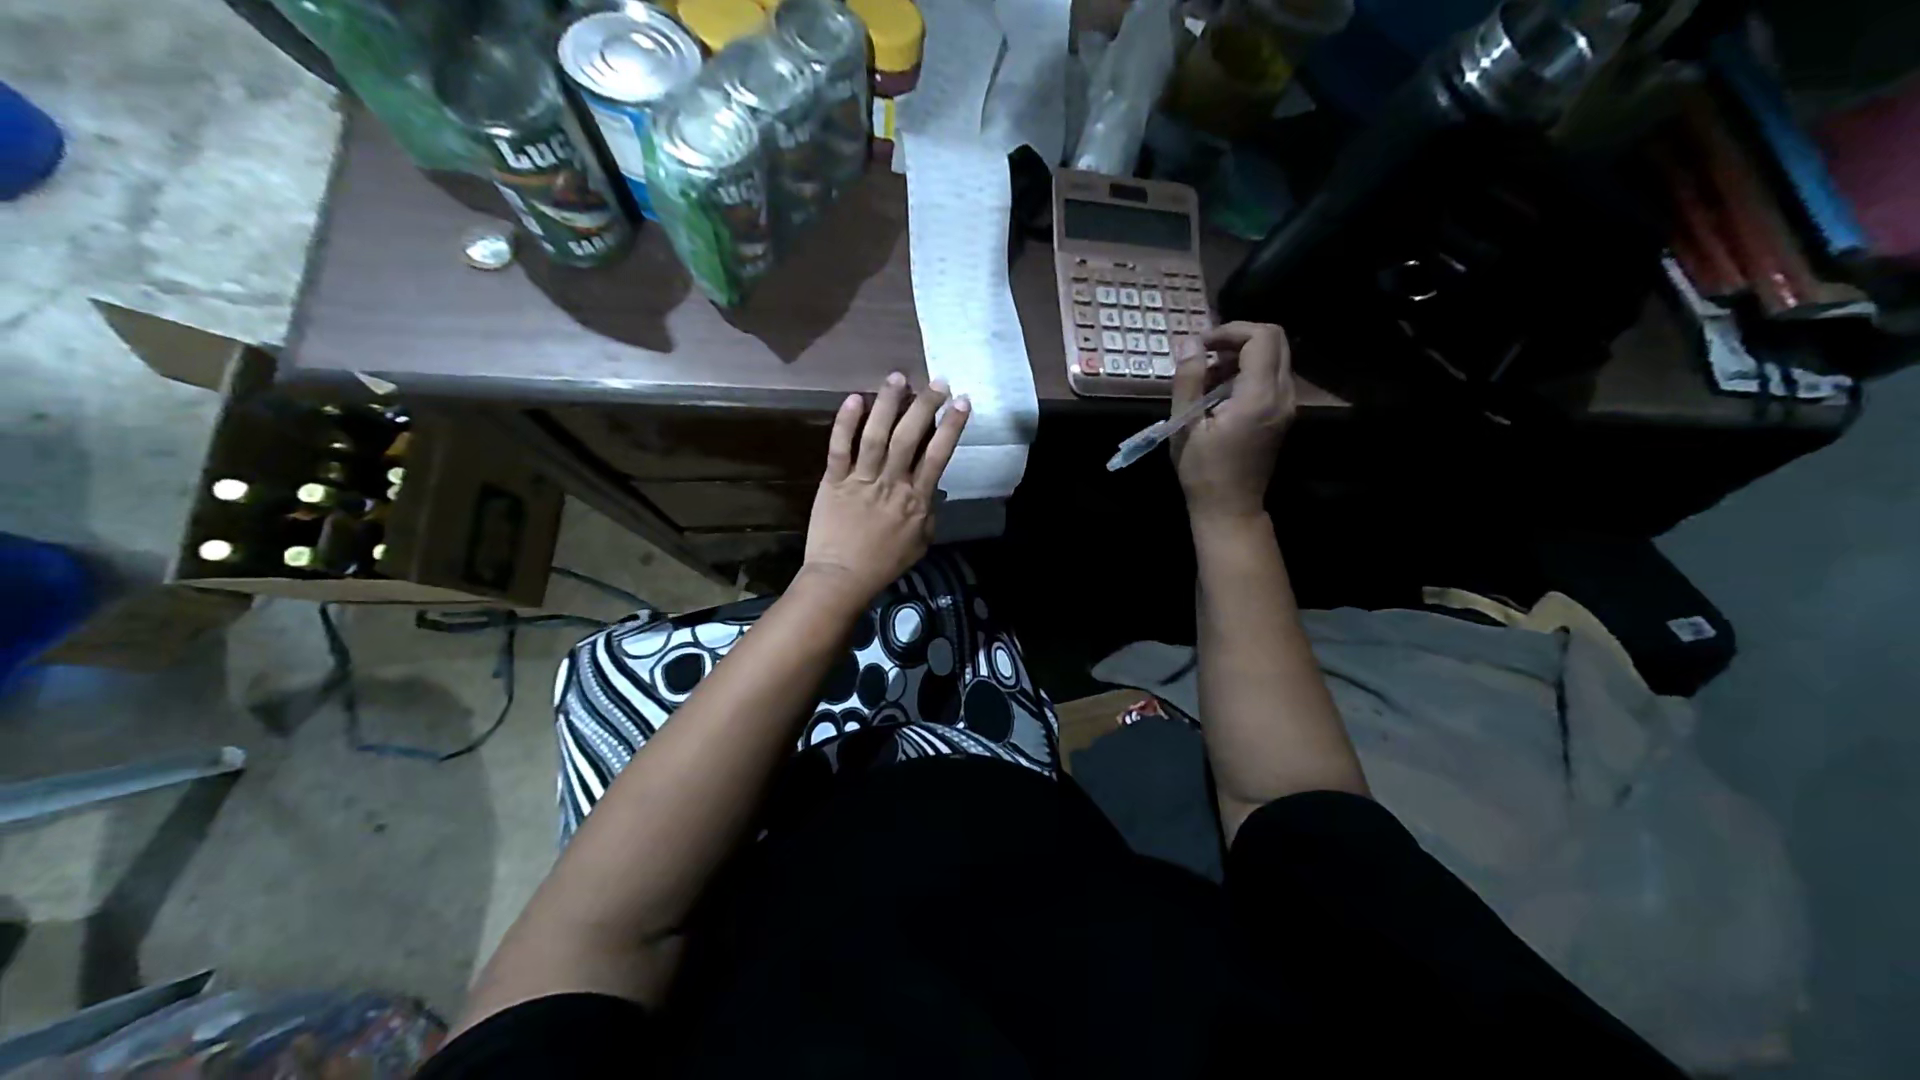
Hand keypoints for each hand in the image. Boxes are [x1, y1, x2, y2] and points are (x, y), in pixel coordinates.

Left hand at [801, 373, 969, 604]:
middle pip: (910, 437)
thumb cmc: (884, 563)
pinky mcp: (833, 481)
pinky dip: (846, 422)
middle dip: (926, 406)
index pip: (938, 455)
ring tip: (898, 377)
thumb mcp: (921, 541)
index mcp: (916, 500)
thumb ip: (929, 511)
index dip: (951, 426)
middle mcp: (892, 483)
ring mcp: (861, 480)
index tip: (962, 401)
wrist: (842, 577)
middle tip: (937, 382)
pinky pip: (840, 447)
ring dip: (888, 403)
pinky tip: (855, 398)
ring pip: (877, 434)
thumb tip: (934, 486)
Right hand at [1169, 322, 1295, 524]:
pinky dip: (1248, 372)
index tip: (1201, 345)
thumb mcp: (1185, 425)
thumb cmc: (1202, 471)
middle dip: (1238, 338)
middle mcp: (1282, 396)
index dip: (1230, 331)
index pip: (1261, 338)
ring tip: (1207, 376)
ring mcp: (1287, 405)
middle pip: (1274, 340)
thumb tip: (1189, 343)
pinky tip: (1220, 391)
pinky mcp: (1283, 414)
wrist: (1230, 508)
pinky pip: (1272, 376)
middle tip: (1205, 354)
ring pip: (1275, 357)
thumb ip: (1188, 380)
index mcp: (1259, 397)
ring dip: (1242, 355)